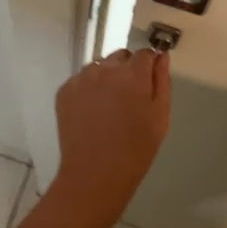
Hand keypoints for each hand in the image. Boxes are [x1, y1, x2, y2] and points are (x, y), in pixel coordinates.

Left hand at [50, 48, 171, 223]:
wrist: (95, 174)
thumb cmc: (136, 149)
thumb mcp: (160, 116)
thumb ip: (162, 81)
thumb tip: (161, 56)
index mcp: (132, 74)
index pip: (144, 53)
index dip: (148, 67)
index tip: (147, 85)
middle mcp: (105, 69)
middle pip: (120, 57)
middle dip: (127, 71)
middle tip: (128, 100)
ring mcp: (81, 78)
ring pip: (99, 67)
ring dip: (106, 78)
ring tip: (108, 108)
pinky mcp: (64, 91)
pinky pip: (81, 80)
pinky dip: (88, 90)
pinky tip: (92, 113)